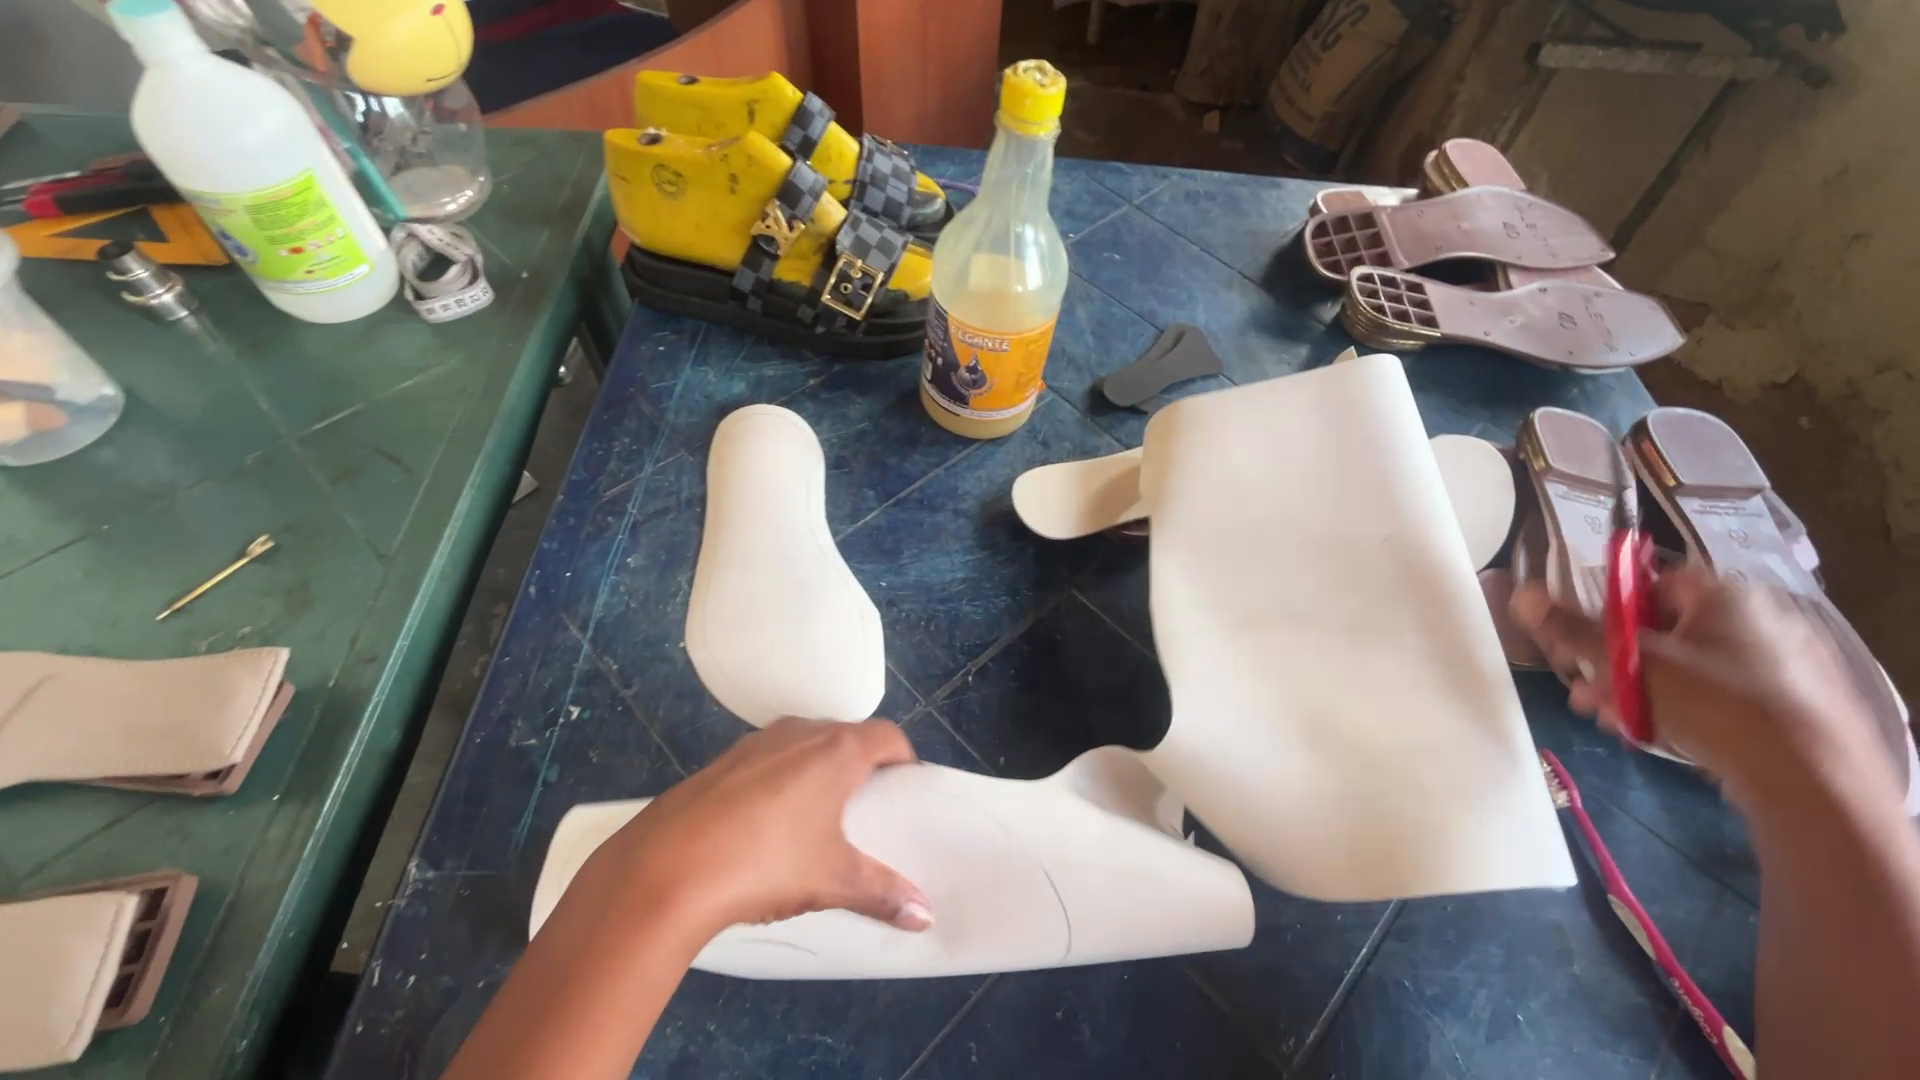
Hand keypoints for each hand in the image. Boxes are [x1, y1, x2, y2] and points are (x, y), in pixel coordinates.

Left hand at [580, 717, 933, 941]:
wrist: (667, 868)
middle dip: (860, 764)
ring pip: (802, 744)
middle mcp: (798, 733)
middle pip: (845, 734)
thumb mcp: (832, 880)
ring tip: (818, 815)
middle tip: (866, 806)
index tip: (905, 788)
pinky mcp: (719, 762)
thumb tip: (924, 916)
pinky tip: (767, 823)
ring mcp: (754, 743)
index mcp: (835, 750)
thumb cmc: (766, 862)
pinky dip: (780, 778)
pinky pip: (767, 759)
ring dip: (817, 768)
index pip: (887, 735)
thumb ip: (882, 892)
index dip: (902, 758)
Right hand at [1510, 566, 1896, 801]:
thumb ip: (1572, 629)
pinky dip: (1675, 706)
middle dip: (1612, 657)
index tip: (1583, 637)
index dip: (1610, 606)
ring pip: (1682, 665)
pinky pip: (1712, 693)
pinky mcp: (1781, 705)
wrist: (1807, 779)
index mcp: (1725, 596)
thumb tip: (1523, 594)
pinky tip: (1647, 730)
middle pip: (1661, 627)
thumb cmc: (1713, 703)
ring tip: (1606, 715)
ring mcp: (1774, 664)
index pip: (1651, 582)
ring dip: (1633, 686)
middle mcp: (1754, 620)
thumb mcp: (1628, 662)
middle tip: (1583, 684)